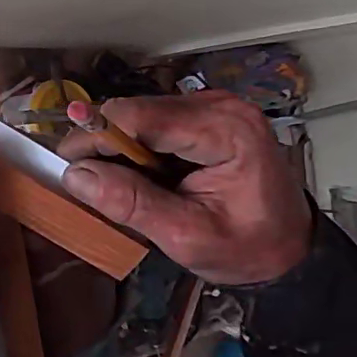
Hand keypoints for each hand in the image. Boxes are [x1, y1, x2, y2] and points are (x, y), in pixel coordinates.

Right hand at [58, 92, 310, 284]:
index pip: (139, 117)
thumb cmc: (246, 249)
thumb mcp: (186, 237)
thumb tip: (76, 176)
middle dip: (105, 143)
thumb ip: (132, 204)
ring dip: (119, 147)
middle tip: (87, 180)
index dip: (96, 136)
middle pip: (135, 110)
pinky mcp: (203, 114)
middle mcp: (218, 105)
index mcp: (225, 130)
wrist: (289, 251)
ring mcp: (212, 106)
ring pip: (138, 114)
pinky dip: (136, 146)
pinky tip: (140, 173)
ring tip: (118, 183)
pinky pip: (151, 120)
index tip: (67, 163)